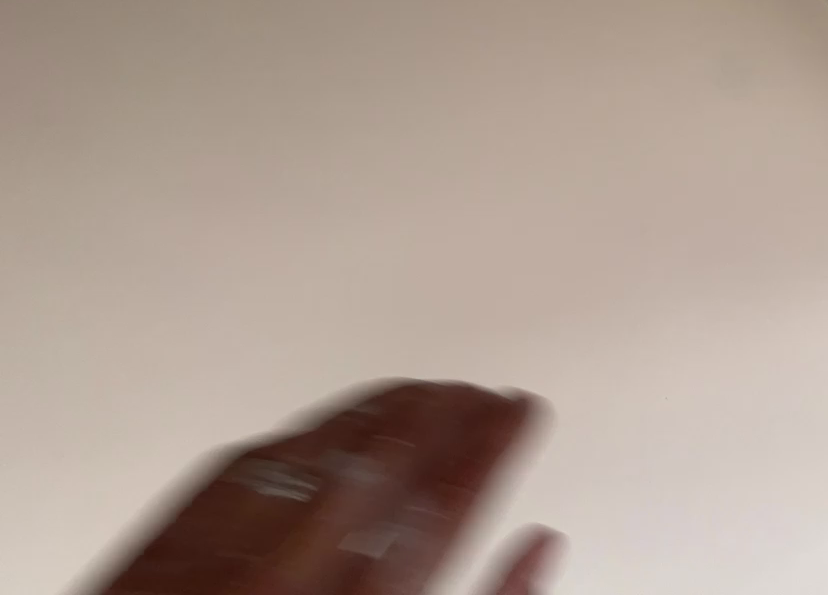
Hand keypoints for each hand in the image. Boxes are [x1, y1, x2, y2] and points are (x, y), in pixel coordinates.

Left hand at [93, 381, 557, 594]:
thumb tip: (541, 545)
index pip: (449, 504)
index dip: (496, 442)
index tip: (524, 408)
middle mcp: (287, 580)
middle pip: (386, 462)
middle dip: (448, 411)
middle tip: (482, 391)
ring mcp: (215, 570)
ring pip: (319, 454)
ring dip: (383, 410)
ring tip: (425, 391)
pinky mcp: (147, 566)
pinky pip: (238, 473)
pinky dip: (300, 437)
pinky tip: (331, 423)